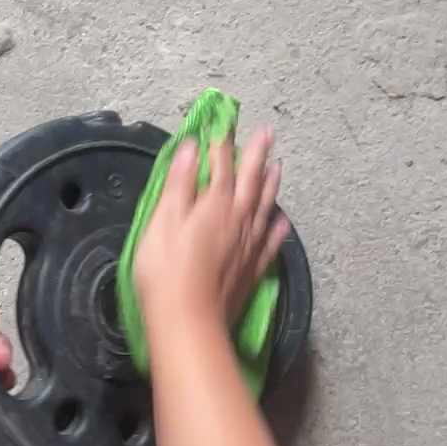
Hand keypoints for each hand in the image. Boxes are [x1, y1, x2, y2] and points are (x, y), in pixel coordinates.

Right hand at [135, 127, 287, 331]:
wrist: (188, 322)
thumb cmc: (166, 270)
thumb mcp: (163, 220)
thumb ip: (178, 183)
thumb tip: (190, 148)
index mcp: (215, 204)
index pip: (220, 166)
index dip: (221, 143)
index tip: (224, 123)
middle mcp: (239, 219)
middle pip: (251, 180)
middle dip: (257, 154)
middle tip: (267, 133)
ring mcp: (249, 245)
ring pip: (266, 206)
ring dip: (272, 184)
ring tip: (278, 167)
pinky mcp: (252, 270)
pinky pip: (270, 243)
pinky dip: (278, 230)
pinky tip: (283, 223)